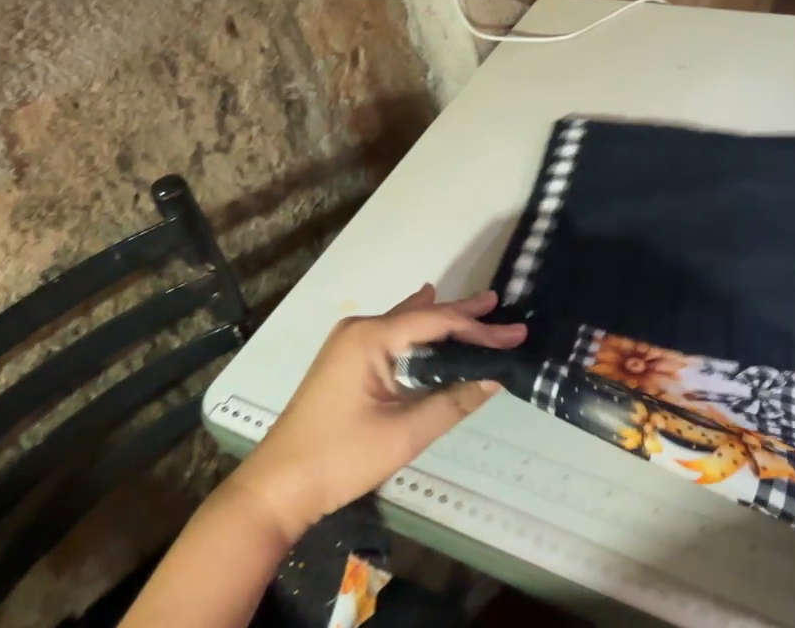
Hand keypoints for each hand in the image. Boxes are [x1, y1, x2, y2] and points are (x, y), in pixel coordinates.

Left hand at [224, 284, 527, 539]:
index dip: (479, 329)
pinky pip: (392, 335)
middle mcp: (359, 329)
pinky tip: (428, 317)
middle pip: (421, 316)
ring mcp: (349, 344)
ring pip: (406, 323)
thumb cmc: (340, 458)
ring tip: (477, 309)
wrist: (278, 487)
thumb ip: (453, 400)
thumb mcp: (405, 433)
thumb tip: (494, 377)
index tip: (516, 334)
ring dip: (441, 321)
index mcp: (371, 337)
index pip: (437, 323)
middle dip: (463, 316)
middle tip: (500, 308)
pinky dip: (419, 332)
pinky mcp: (346, 361)